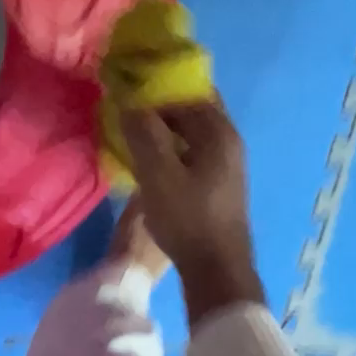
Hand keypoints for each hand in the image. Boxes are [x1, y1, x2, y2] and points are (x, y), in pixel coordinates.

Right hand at [121, 99, 265, 324]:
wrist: (216, 269)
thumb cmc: (187, 218)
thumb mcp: (157, 174)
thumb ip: (143, 134)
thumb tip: (129, 103)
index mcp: (219, 132)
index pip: (188, 91)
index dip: (157, 87)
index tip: (127, 90)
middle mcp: (228, 141)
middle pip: (192, 109)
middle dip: (160, 105)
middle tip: (127, 108)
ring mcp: (226, 164)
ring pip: (191, 132)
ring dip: (163, 127)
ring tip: (132, 132)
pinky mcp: (218, 183)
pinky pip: (192, 150)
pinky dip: (171, 146)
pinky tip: (149, 159)